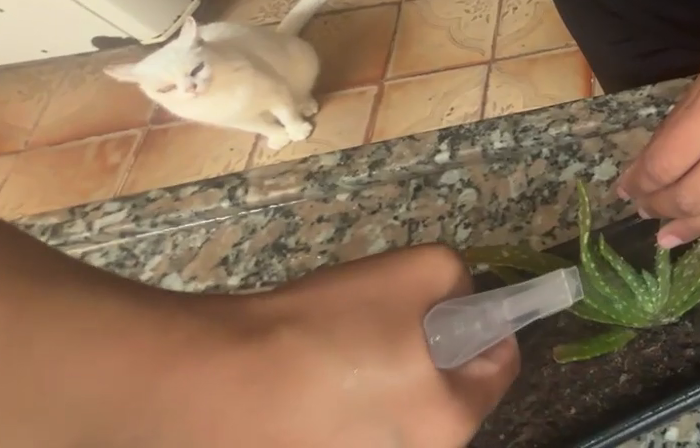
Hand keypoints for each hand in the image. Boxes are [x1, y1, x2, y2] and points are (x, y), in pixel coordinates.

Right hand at [178, 245, 519, 446]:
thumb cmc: (327, 325)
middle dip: (435, 359)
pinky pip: (349, 431)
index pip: (501, 371)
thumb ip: (463, 284)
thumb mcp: (427, 269)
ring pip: (398, 418)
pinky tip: (310, 385)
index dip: (489, 329)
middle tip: (394, 329)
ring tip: (344, 356)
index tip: (458, 310)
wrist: (198, 381)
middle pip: (450, 399)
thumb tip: (460, 303)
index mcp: (448, 425)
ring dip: (388, 385)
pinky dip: (341, 408)